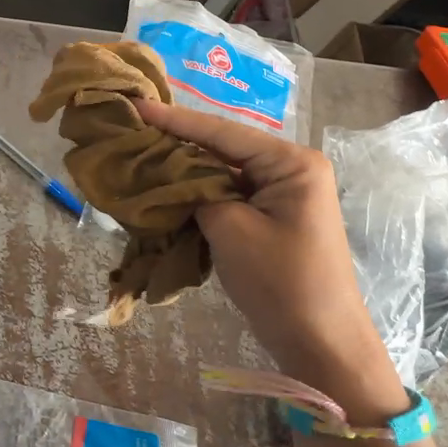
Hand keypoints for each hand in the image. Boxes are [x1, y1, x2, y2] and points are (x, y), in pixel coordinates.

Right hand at [136, 99, 404, 420]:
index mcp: (291, 163)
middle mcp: (289, 169)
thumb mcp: (229, 228)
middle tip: (128, 128)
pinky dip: (192, 192)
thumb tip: (166, 174)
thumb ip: (194, 190)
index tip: (134, 105)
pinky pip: (223, 193)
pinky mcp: (267, 218)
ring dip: (180, 168)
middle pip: (220, 146)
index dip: (173, 120)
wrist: (319, 341)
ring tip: (135, 153)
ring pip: (218, 171)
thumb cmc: (280, 280)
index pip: (221, 132)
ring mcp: (279, 195)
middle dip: (174, 141)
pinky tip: (159, 187)